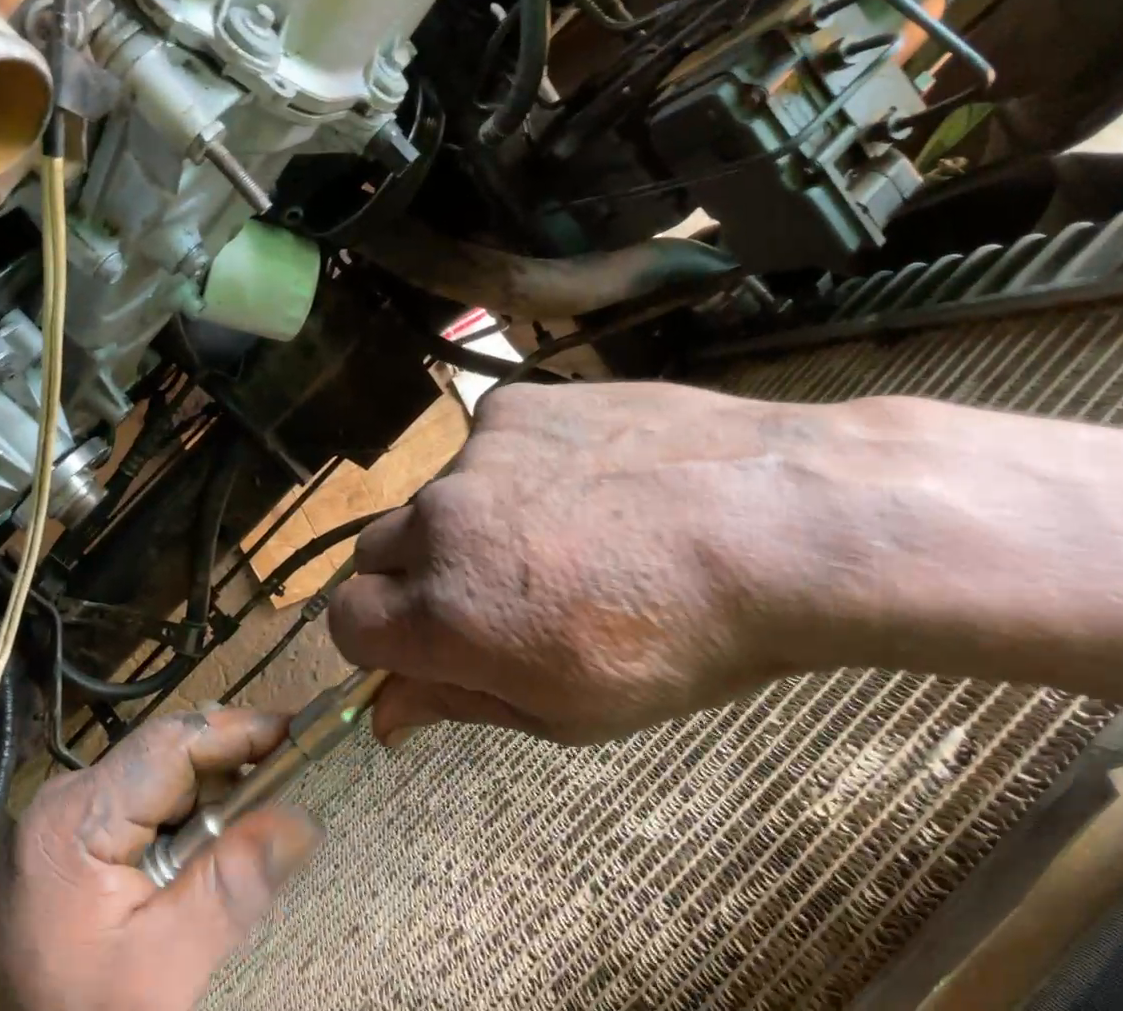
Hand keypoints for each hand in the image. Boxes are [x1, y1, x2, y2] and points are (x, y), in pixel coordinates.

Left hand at [0, 709, 319, 1010]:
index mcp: (77, 815)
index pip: (172, 742)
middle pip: (170, 758)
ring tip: (247, 845)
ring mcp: (68, 817)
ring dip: (214, 806)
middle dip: (232, 774)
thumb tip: (301, 820)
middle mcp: (68, 799)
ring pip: (164, 783)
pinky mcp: (77, 840)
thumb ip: (228, 888)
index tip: (299, 730)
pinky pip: (148, 811)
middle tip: (288, 799)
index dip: (239, 730)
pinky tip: (208, 862)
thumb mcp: (161, 965)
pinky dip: (189, 828)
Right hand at [328, 382, 836, 745]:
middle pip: (373, 555)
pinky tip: (583, 480)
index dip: (376, 643)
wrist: (777, 524)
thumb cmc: (682, 644)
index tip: (420, 647)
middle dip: (409, 581)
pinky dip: (510, 470)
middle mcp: (437, 526)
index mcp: (442, 613)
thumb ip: (457, 703)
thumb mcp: (567, 711)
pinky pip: (484, 447)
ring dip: (465, 524)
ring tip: (560, 530)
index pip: (345, 622)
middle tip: (488, 593)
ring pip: (434, 500)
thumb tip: (383, 715)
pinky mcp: (512, 406)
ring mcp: (473, 456)